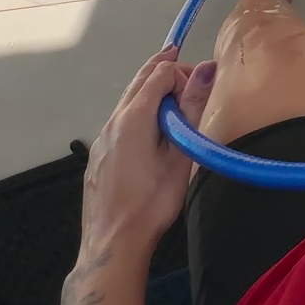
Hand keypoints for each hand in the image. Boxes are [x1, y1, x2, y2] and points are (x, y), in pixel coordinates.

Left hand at [80, 47, 216, 255]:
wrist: (113, 246)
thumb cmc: (153, 200)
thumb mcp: (181, 152)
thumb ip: (192, 107)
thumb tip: (206, 67)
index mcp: (133, 117)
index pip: (159, 74)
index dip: (182, 71)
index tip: (201, 84)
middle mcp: (113, 122)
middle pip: (138, 81)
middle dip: (162, 68)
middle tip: (183, 59)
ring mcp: (101, 140)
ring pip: (127, 100)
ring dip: (150, 88)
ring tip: (174, 90)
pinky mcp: (98, 157)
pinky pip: (121, 119)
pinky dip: (139, 108)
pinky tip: (152, 124)